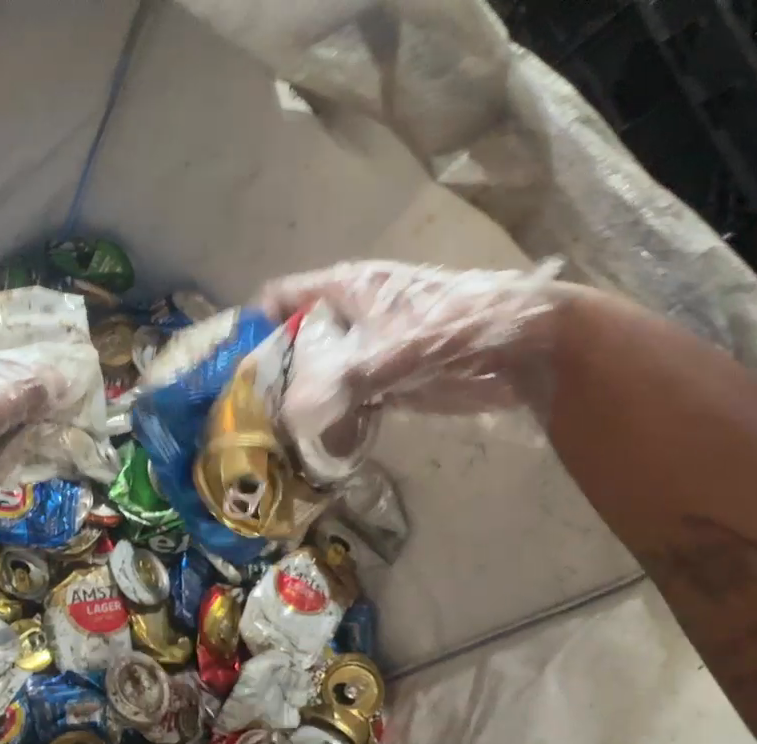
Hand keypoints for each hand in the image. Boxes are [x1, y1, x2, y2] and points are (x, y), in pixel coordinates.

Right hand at [254, 260, 571, 479]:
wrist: (525, 347)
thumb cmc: (452, 329)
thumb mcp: (386, 354)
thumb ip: (334, 384)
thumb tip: (288, 419)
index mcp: (343, 289)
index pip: (278, 298)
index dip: (251, 327)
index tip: (231, 368)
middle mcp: (348, 315)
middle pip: (291, 339)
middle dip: (269, 372)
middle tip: (245, 412)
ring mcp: (366, 347)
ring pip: (315, 372)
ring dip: (297, 400)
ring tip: (269, 434)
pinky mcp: (384, 377)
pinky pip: (342, 397)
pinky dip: (327, 416)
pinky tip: (310, 441)